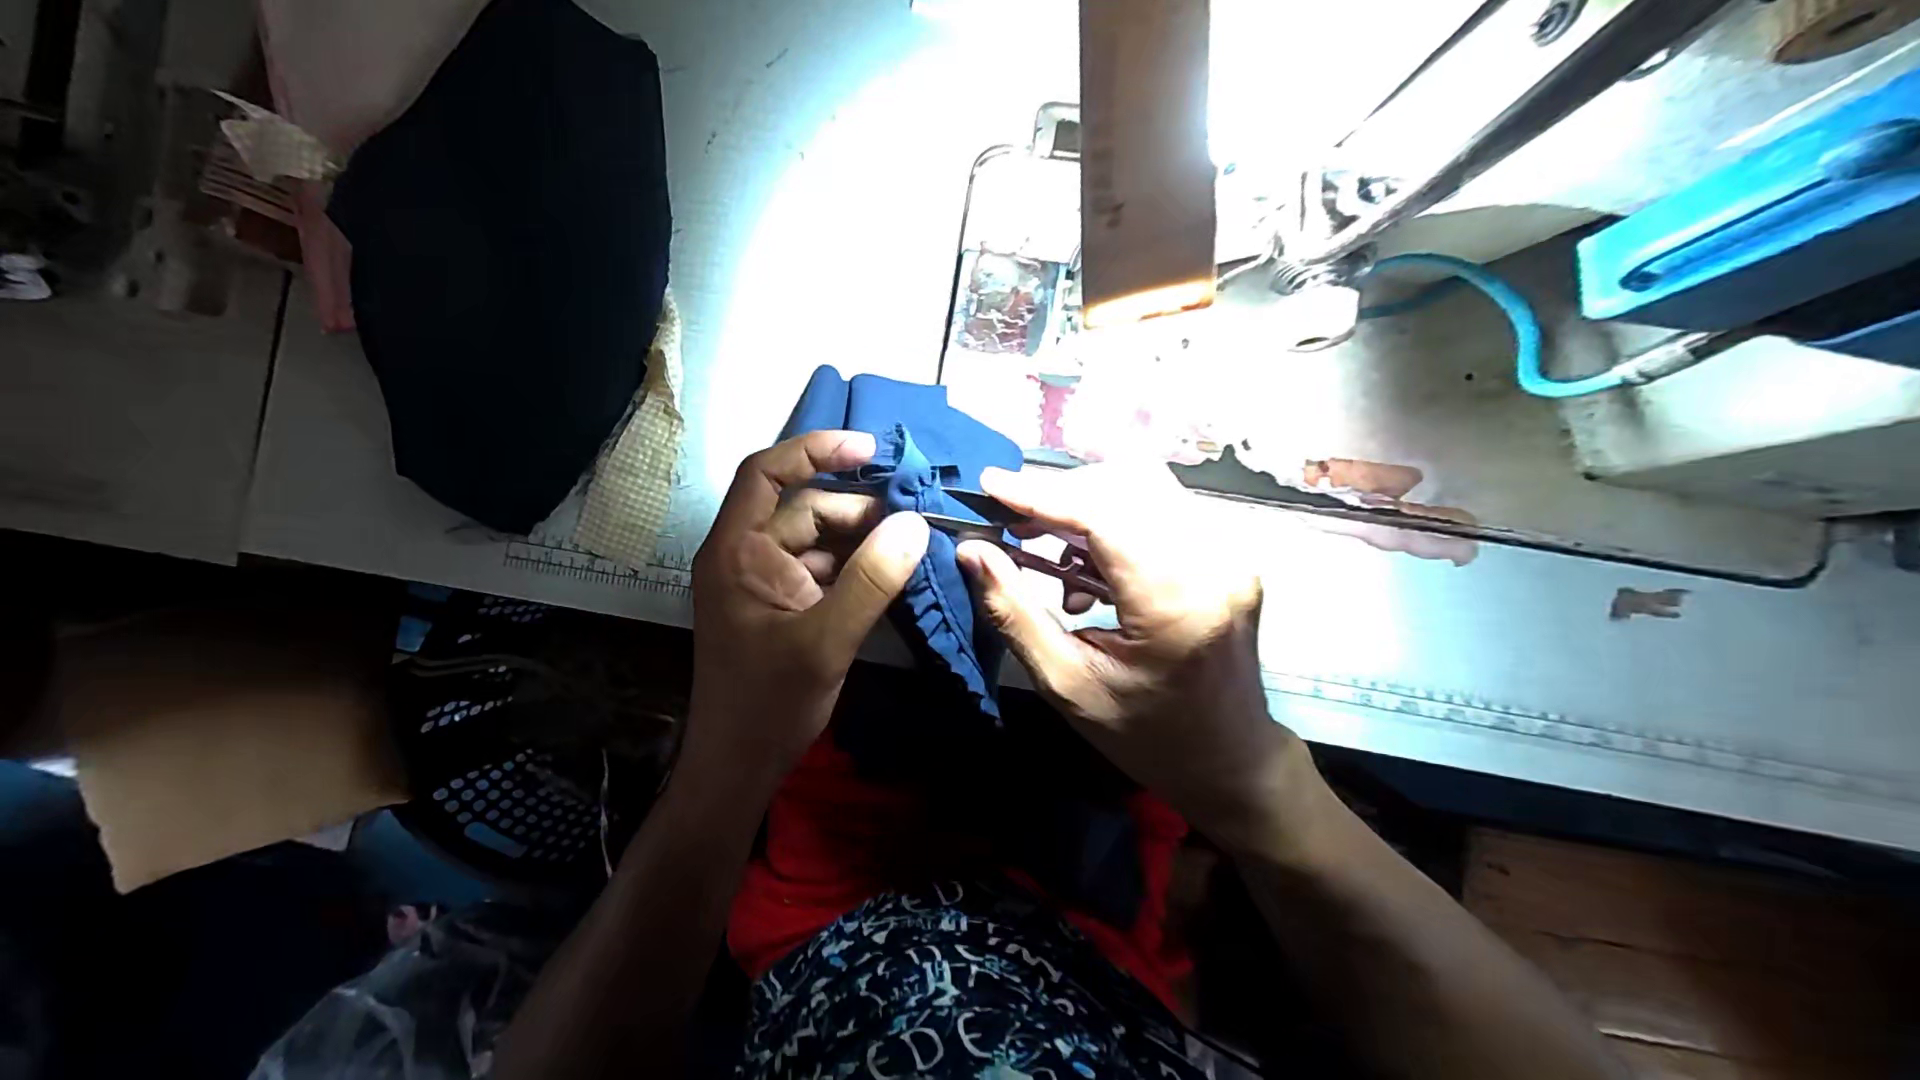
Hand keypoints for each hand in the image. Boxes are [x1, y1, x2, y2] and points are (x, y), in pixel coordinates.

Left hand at [686, 431, 928, 786]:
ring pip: (822, 539)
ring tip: (915, 545)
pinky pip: (828, 569)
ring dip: (866, 540)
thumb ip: (871, 581)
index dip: (815, 451)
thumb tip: (915, 525)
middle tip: (916, 522)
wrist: (741, 766)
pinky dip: (861, 568)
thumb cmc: (767, 704)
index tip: (870, 449)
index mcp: (736, 552)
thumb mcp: (825, 641)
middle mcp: (749, 556)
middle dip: (860, 510)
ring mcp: (770, 581)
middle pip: (806, 508)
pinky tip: (897, 572)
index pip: (767, 474)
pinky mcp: (789, 604)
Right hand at [956, 463, 1307, 851]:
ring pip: (1146, 485)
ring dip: (1087, 502)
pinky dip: (1114, 517)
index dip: (1041, 494)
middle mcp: (1214, 564)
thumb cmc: (1145, 736)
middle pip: (1127, 484)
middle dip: (1060, 493)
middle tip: (1013, 522)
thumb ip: (1014, 613)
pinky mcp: (1230, 553)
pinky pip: (1162, 506)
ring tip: (1047, 544)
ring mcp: (1230, 554)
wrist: (1230, 759)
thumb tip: (972, 551)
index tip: (991, 486)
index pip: (1104, 515)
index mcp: (1174, 604)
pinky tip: (1089, 565)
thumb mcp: (1066, 684)